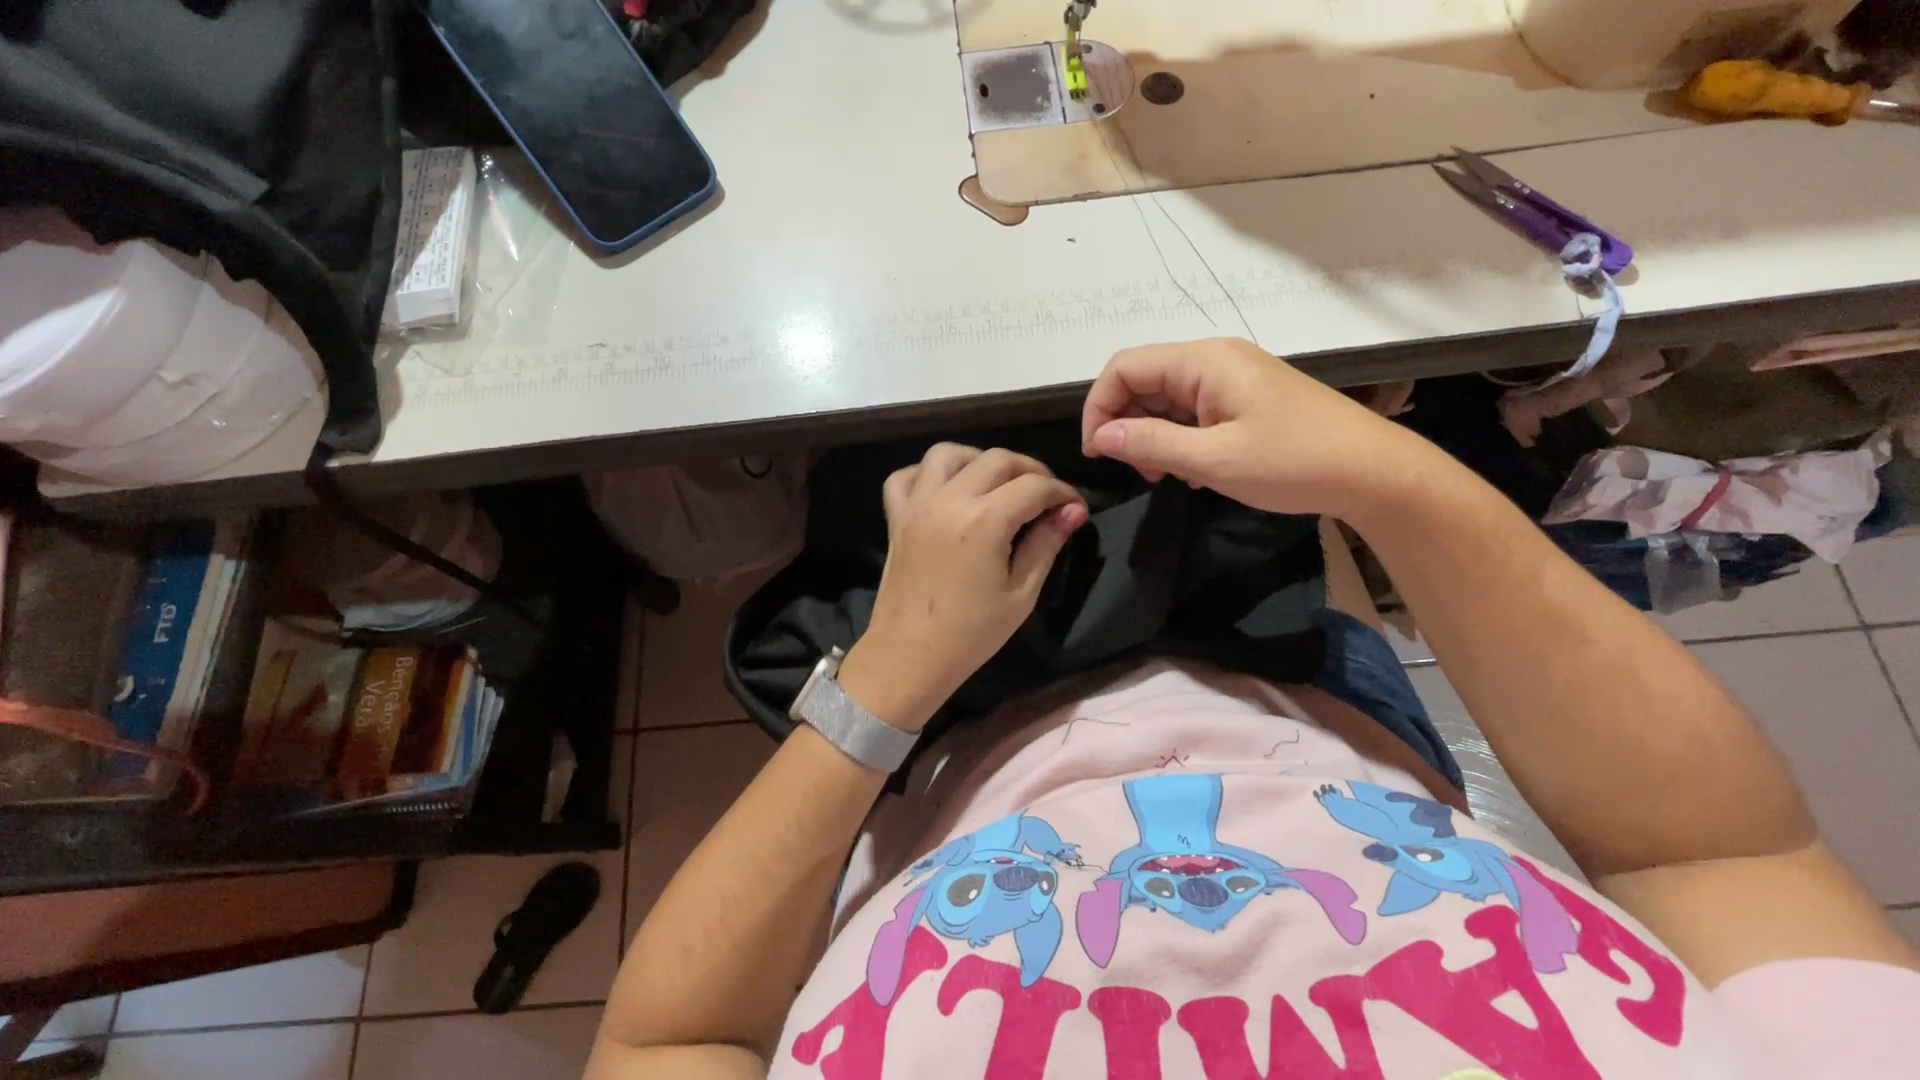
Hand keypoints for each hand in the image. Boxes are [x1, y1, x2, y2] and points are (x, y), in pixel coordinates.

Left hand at [838, 444, 1087, 732]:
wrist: (908, 657)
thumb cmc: (971, 634)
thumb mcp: (1020, 594)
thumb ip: (1047, 544)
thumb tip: (1073, 511)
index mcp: (984, 521)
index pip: (1034, 486)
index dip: (1062, 492)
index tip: (1075, 507)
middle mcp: (948, 501)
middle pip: (996, 460)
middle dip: (1030, 470)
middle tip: (1045, 497)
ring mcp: (916, 505)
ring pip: (948, 454)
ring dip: (979, 460)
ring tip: (997, 484)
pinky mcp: (896, 517)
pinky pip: (905, 476)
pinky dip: (927, 474)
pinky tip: (947, 491)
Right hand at [1080, 338, 1441, 518]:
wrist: (1372, 472)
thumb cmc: (1292, 463)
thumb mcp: (1213, 459)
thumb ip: (1150, 443)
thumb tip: (1101, 435)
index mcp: (1204, 361)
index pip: (1124, 367)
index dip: (1099, 407)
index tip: (1098, 454)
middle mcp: (1215, 359)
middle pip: (1144, 380)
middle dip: (1127, 424)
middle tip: (1140, 473)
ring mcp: (1234, 377)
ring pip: (1168, 398)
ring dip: (1153, 435)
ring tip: (1165, 476)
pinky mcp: (1247, 398)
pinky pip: (1194, 409)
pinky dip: (1180, 437)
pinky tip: (1191, 470)